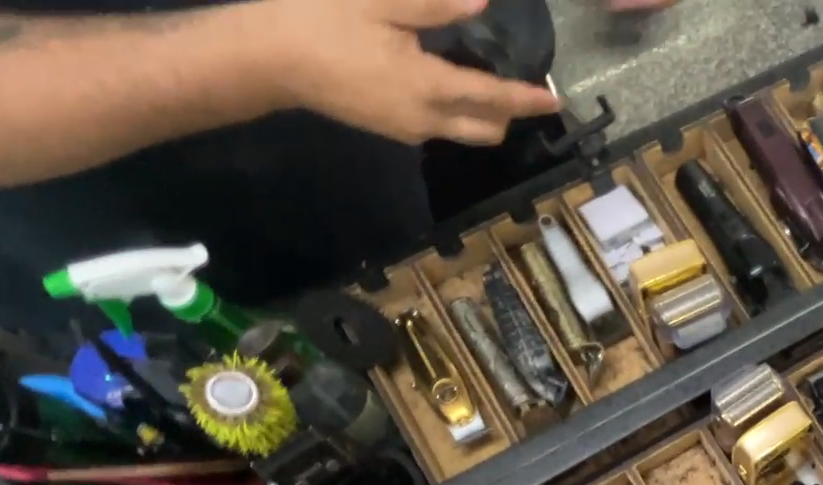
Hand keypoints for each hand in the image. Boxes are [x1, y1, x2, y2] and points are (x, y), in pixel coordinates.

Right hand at [248, 0, 560, 144]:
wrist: (267, 61)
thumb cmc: (320, 22)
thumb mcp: (380, 3)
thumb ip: (435, 6)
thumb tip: (482, 4)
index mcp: (429, 89)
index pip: (494, 99)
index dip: (527, 100)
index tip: (555, 100)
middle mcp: (428, 120)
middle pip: (487, 130)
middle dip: (510, 114)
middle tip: (522, 90)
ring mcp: (409, 131)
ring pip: (465, 134)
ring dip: (484, 116)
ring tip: (488, 84)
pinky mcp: (392, 130)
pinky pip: (440, 128)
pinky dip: (457, 114)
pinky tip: (448, 85)